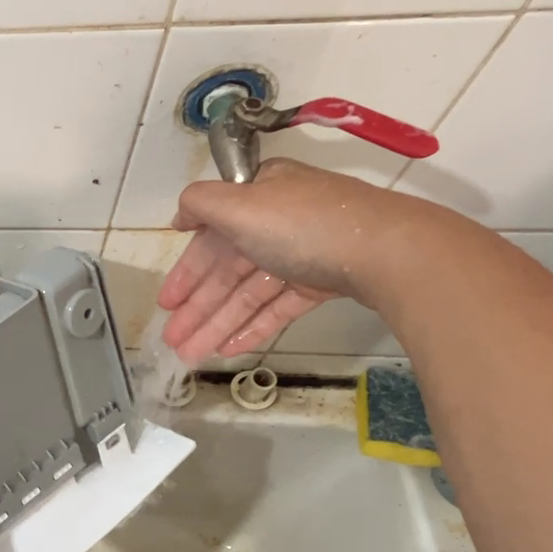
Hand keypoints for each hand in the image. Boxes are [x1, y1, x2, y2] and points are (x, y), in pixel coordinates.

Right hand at [156, 158, 457, 362]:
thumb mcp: (240, 204)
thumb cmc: (303, 225)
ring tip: (191, 355)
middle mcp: (279, 221)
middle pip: (228, 270)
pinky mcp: (323, 282)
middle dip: (197, 307)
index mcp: (260, 197)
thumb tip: (180, 213)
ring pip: (250, 293)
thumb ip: (200, 203)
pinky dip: (253, 326)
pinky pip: (278, 306)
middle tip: (171, 339)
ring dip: (218, 324)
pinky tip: (229, 349)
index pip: (211, 235)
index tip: (166, 301)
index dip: (186, 270)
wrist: (386, 252)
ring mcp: (303, 254)